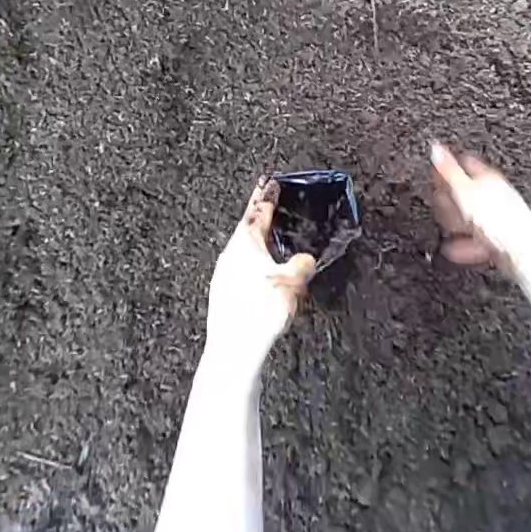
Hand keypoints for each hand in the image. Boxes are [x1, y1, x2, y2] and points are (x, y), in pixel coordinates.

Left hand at [204, 177, 317, 372]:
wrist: (233, 349)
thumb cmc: (259, 312)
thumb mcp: (292, 282)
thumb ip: (302, 265)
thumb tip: (306, 259)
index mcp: (246, 243)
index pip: (257, 210)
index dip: (266, 195)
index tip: (269, 182)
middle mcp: (231, 253)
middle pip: (247, 227)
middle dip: (258, 215)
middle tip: (267, 203)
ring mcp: (224, 273)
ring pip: (242, 248)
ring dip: (255, 239)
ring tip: (268, 236)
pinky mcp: (223, 292)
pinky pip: (239, 266)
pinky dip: (251, 261)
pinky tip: (259, 271)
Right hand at [429, 142, 530, 272]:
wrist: (522, 252)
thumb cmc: (499, 220)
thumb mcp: (465, 192)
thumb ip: (449, 170)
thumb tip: (436, 148)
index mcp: (489, 178)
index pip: (465, 163)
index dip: (448, 168)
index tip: (435, 175)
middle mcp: (497, 195)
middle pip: (467, 192)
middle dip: (450, 200)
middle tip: (440, 206)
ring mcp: (499, 217)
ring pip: (471, 217)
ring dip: (456, 224)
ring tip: (448, 230)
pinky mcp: (500, 239)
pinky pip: (477, 238)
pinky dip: (465, 243)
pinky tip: (457, 250)